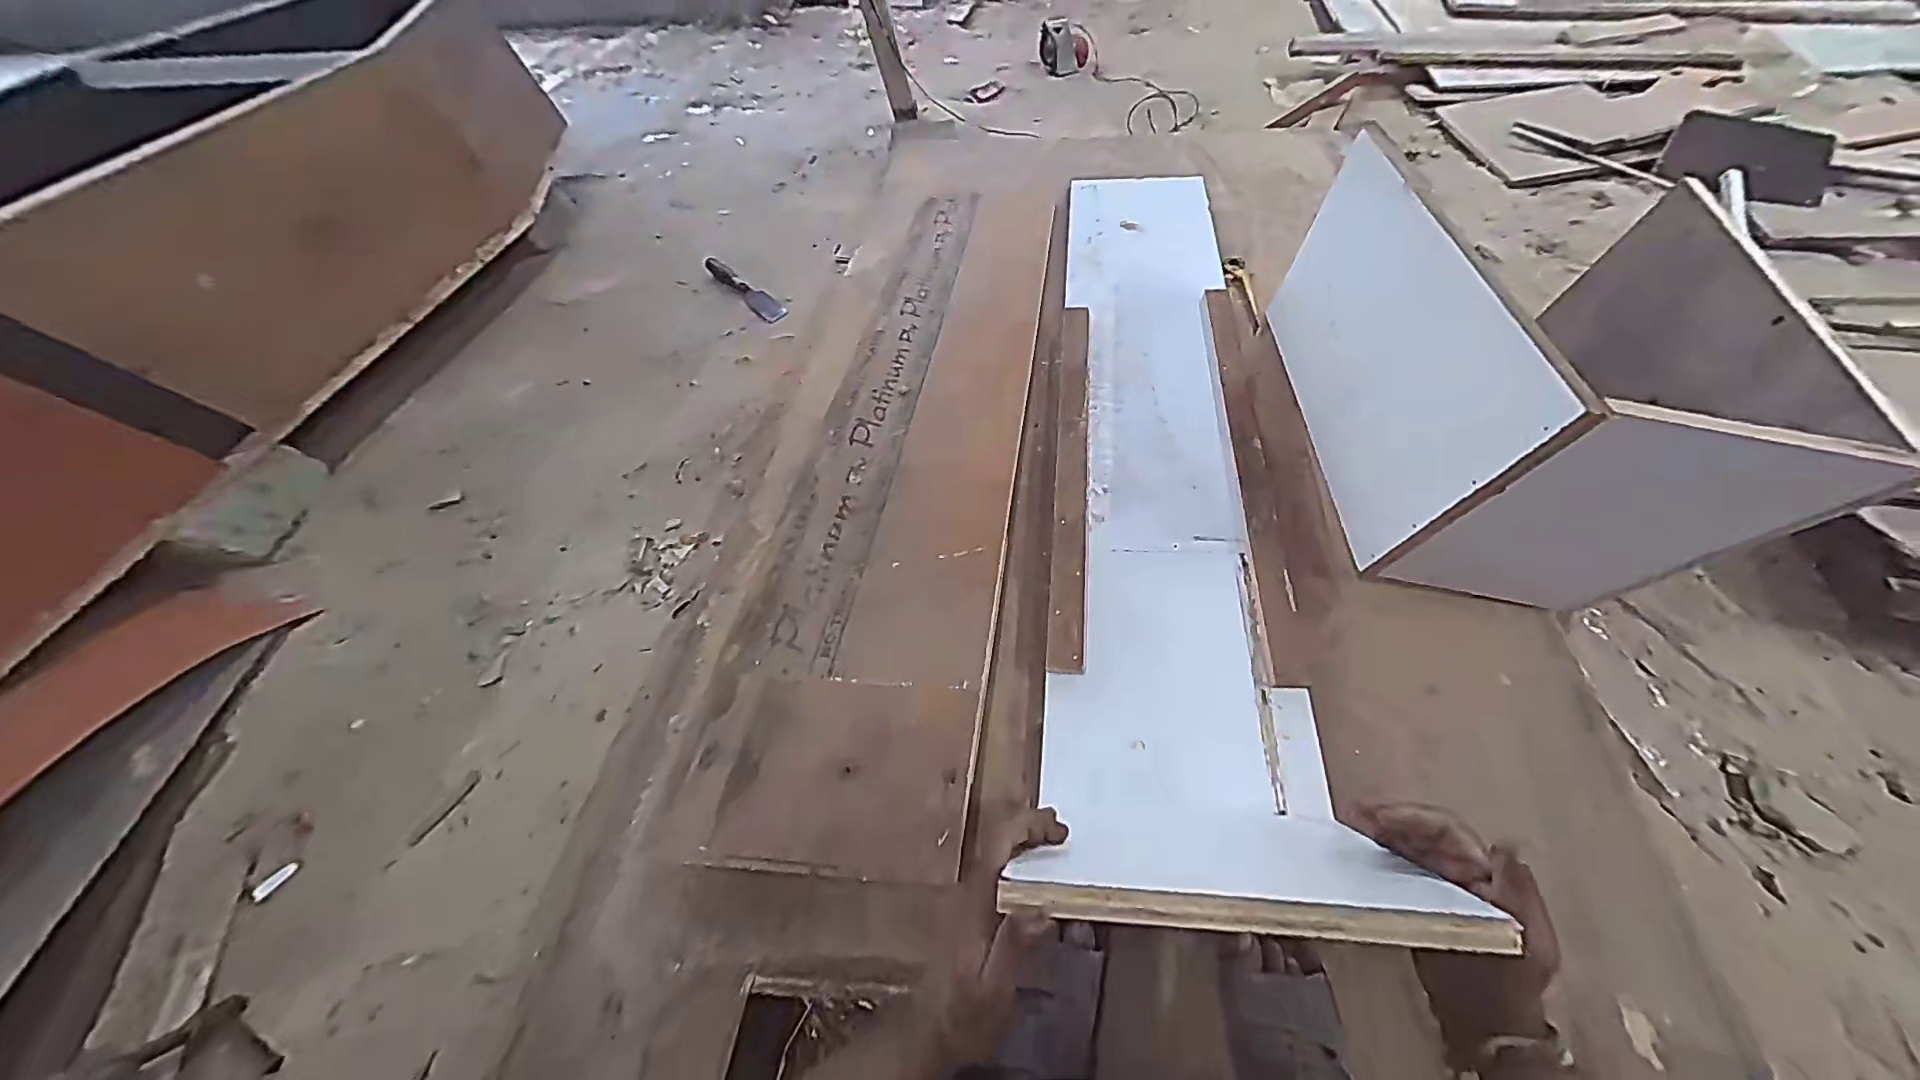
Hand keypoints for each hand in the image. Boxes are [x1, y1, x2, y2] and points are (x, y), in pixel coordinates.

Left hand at [799, 808, 1067, 1079]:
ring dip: (1023, 838)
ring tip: (1052, 836)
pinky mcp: (973, 912)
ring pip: (995, 853)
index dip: (1024, 828)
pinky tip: (1035, 868)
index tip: (1055, 830)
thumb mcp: (994, 987)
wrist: (933, 1032)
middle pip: (995, 843)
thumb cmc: (965, 1013)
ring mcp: (969, 900)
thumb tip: (1041, 907)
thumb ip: (1013, 945)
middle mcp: (970, 893)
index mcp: (976, 903)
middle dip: (1027, 826)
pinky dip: (1018, 858)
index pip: (996, 848)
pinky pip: (997, 870)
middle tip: (1060, 828)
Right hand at [1355, 804, 1565, 1074]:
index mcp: (1487, 874)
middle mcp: (1461, 870)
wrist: (1485, 1024)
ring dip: (1378, 828)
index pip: (1447, 830)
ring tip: (1351, 822)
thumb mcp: (1532, 944)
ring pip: (1405, 842)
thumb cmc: (1509, 985)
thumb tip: (1503, 845)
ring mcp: (1436, 881)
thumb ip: (1521, 893)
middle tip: (1355, 814)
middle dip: (1389, 817)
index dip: (1413, 819)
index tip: (1379, 818)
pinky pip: (1395, 861)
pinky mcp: (1414, 895)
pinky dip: (1375, 848)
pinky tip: (1356, 844)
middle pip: (1421, 830)